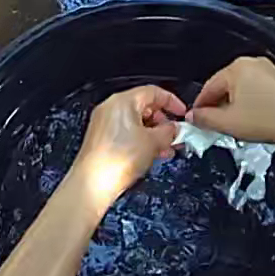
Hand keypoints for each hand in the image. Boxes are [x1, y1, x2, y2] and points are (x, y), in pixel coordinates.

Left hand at [67, 84, 187, 208]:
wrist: (94, 183)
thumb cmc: (117, 160)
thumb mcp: (154, 142)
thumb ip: (169, 131)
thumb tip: (174, 129)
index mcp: (122, 101)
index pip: (153, 92)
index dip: (171, 101)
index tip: (181, 112)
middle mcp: (111, 108)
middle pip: (144, 106)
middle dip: (163, 121)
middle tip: (175, 133)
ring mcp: (104, 123)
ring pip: (136, 121)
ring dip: (154, 133)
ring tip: (165, 147)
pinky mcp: (101, 139)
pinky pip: (126, 132)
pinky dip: (140, 139)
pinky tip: (151, 153)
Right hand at [188, 56, 274, 147]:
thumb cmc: (270, 119)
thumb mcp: (228, 122)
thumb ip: (205, 119)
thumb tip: (194, 117)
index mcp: (237, 68)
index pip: (209, 87)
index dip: (200, 106)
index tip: (195, 118)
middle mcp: (252, 64)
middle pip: (225, 86)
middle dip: (218, 105)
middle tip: (212, 125)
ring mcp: (268, 71)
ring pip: (241, 89)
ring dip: (234, 106)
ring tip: (234, 125)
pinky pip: (256, 90)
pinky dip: (249, 104)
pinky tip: (251, 120)